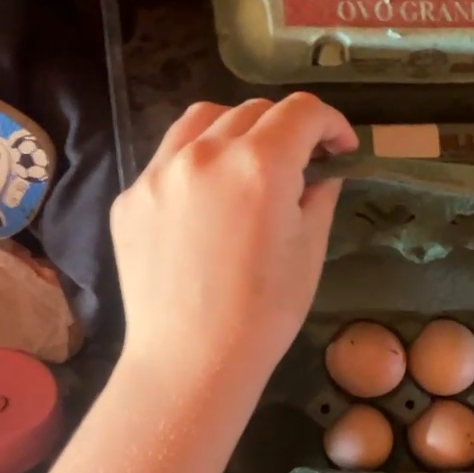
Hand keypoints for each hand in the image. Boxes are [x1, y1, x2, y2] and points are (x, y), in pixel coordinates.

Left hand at [112, 94, 355, 390]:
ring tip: (250, 164)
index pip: (302, 112)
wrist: (191, 361)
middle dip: (288, 128)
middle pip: (254, 110)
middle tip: (303, 162)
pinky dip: (198, 162)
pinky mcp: (131, 197)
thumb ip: (318, 198)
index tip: (343, 148)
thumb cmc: (264, 315)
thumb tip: (321, 174)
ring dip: (237, 129)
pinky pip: (169, 159)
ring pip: (203, 120)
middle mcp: (205, 153)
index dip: (332, 123)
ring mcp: (159, 172)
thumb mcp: (309, 253)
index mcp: (260, 165)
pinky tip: (208, 201)